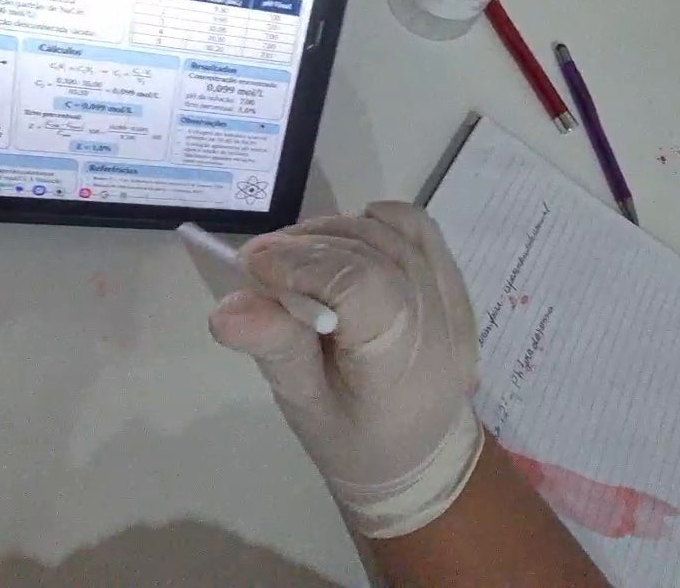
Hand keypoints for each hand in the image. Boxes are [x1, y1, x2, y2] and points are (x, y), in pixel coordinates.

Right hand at [209, 201, 484, 537]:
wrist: (421, 455)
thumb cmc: (355, 441)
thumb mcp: (305, 406)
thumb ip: (275, 348)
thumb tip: (226, 307)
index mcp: (401, 359)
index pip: (360, 282)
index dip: (302, 263)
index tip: (250, 265)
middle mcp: (438, 317)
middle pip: (369, 250)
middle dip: (306, 247)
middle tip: (257, 261)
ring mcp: (452, 296)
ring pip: (387, 233)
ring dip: (332, 233)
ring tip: (292, 256)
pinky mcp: (453, 282)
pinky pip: (417, 229)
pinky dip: (374, 222)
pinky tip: (342, 240)